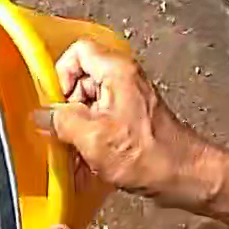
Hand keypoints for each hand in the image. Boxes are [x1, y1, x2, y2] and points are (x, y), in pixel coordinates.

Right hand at [37, 39, 222, 209]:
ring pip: (90, 101)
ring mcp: (129, 96)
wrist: (186, 176)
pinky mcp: (133, 117)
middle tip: (65, 133)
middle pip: (81, 78)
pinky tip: (89, 162)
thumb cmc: (149, 155)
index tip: (58, 103)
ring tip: (77, 154)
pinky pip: (103, 117)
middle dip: (68, 107)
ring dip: (79, 127)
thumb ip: (62, 122)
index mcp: (115, 70)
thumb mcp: (94, 138)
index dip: (62, 75)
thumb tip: (42, 115)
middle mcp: (123, 77)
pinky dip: (93, 136)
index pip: (77, 51)